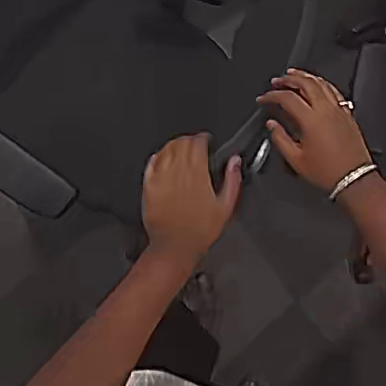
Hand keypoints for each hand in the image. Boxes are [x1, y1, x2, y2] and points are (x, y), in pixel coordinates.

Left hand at [141, 134, 241, 263]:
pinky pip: (151, 164)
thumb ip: (232, 180)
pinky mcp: (149, 188)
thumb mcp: (226, 206)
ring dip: (173, 145)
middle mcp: (178, 173)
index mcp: (198, 174)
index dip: (203, 138)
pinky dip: (157, 157)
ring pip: (165, 150)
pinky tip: (161, 157)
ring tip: (180, 147)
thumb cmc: (200, 230)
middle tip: (195, 142)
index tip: (207, 140)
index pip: (198, 143)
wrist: (176, 247)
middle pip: (180, 143)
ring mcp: (162, 179)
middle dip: (189, 139)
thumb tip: (235, 162)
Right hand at [258, 69, 373, 193]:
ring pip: (322, 83)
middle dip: (289, 79)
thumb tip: (272, 125)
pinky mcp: (348, 114)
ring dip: (306, 76)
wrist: (354, 179)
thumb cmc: (328, 172)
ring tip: (295, 74)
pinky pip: (335, 91)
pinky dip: (324, 84)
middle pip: (306, 83)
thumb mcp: (296, 160)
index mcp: (311, 120)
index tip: (264, 98)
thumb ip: (280, 138)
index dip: (272, 95)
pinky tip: (319, 85)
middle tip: (278, 80)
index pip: (287, 98)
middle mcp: (326, 110)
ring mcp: (339, 110)